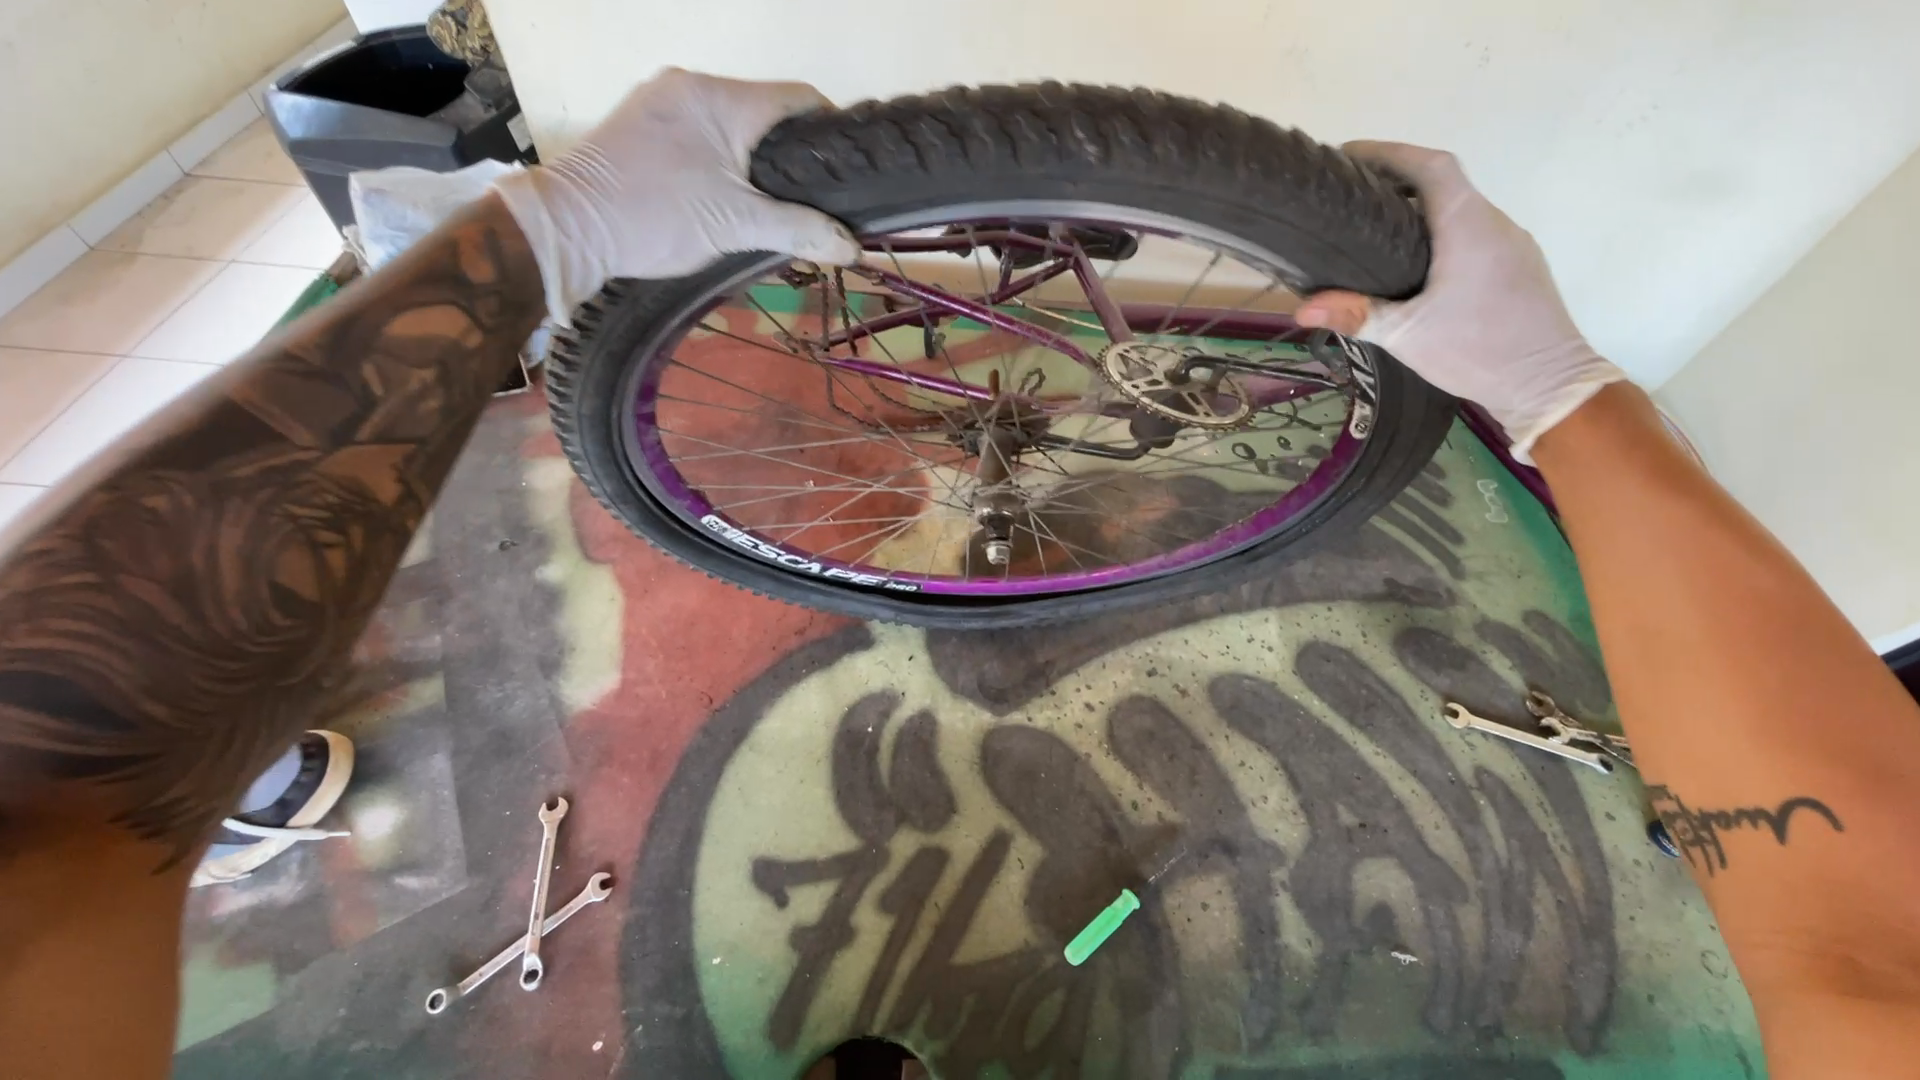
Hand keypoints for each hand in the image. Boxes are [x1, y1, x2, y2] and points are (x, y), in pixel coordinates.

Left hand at [493, 67, 859, 321]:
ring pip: (734, 126)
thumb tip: (854, 247)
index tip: (847, 171)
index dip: (830, 131)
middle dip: (793, 155)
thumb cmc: (655, 217)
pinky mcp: (644, 125)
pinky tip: (732, 196)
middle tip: (815, 200)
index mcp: (720, 98)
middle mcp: (691, 85)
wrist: (566, 229)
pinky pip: (703, 135)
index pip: (797, 97)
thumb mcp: (736, 227)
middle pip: (766, 113)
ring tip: (777, 206)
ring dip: (759, 162)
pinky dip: (726, 162)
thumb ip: (799, 230)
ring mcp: (662, 102)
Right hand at [1294, 142, 1624, 462]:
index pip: (1431, 166)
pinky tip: (1413, 263)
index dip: (1390, 152)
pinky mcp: (1517, 267)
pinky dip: (1438, 232)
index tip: (1349, 155)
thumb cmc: (1476, 350)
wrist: (1548, 384)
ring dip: (1418, 210)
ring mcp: (1511, 244)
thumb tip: (1301, 309)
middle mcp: (1494, 223)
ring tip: (1372, 230)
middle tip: (1348, 198)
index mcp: (1468, 226)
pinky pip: (1472, 234)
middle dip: (1396, 181)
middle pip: (1444, 184)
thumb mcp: (1405, 335)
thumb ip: (1355, 315)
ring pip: (1459, 210)